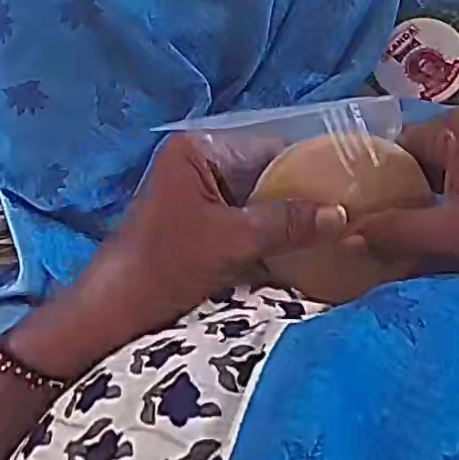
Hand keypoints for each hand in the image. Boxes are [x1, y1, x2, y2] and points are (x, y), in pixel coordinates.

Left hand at [9, 134, 346, 378]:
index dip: (305, 167)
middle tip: (339, 209)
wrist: (114, 312)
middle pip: (263, 169)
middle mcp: (198, 156)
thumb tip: (341, 215)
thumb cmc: (165, 267)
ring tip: (325, 224)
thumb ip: (286, 223)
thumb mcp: (231, 242)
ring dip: (284, 211)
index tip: (343, 184)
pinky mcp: (200, 212)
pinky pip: (244, 210)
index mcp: (198, 148)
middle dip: (296, 191)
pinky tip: (294, 239)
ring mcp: (198, 185)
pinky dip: (266, 225)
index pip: (266, 148)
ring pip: (257, 192)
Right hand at [349, 109, 458, 307]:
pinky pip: (446, 200)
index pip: (394, 144)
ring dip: (406, 212)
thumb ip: (398, 231)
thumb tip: (346, 234)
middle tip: (351, 227)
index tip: (340, 204)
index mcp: (456, 130)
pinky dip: (428, 221)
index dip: (367, 175)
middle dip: (385, 196)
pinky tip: (408, 246)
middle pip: (409, 165)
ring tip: (371, 240)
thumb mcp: (457, 234)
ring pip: (427, 186)